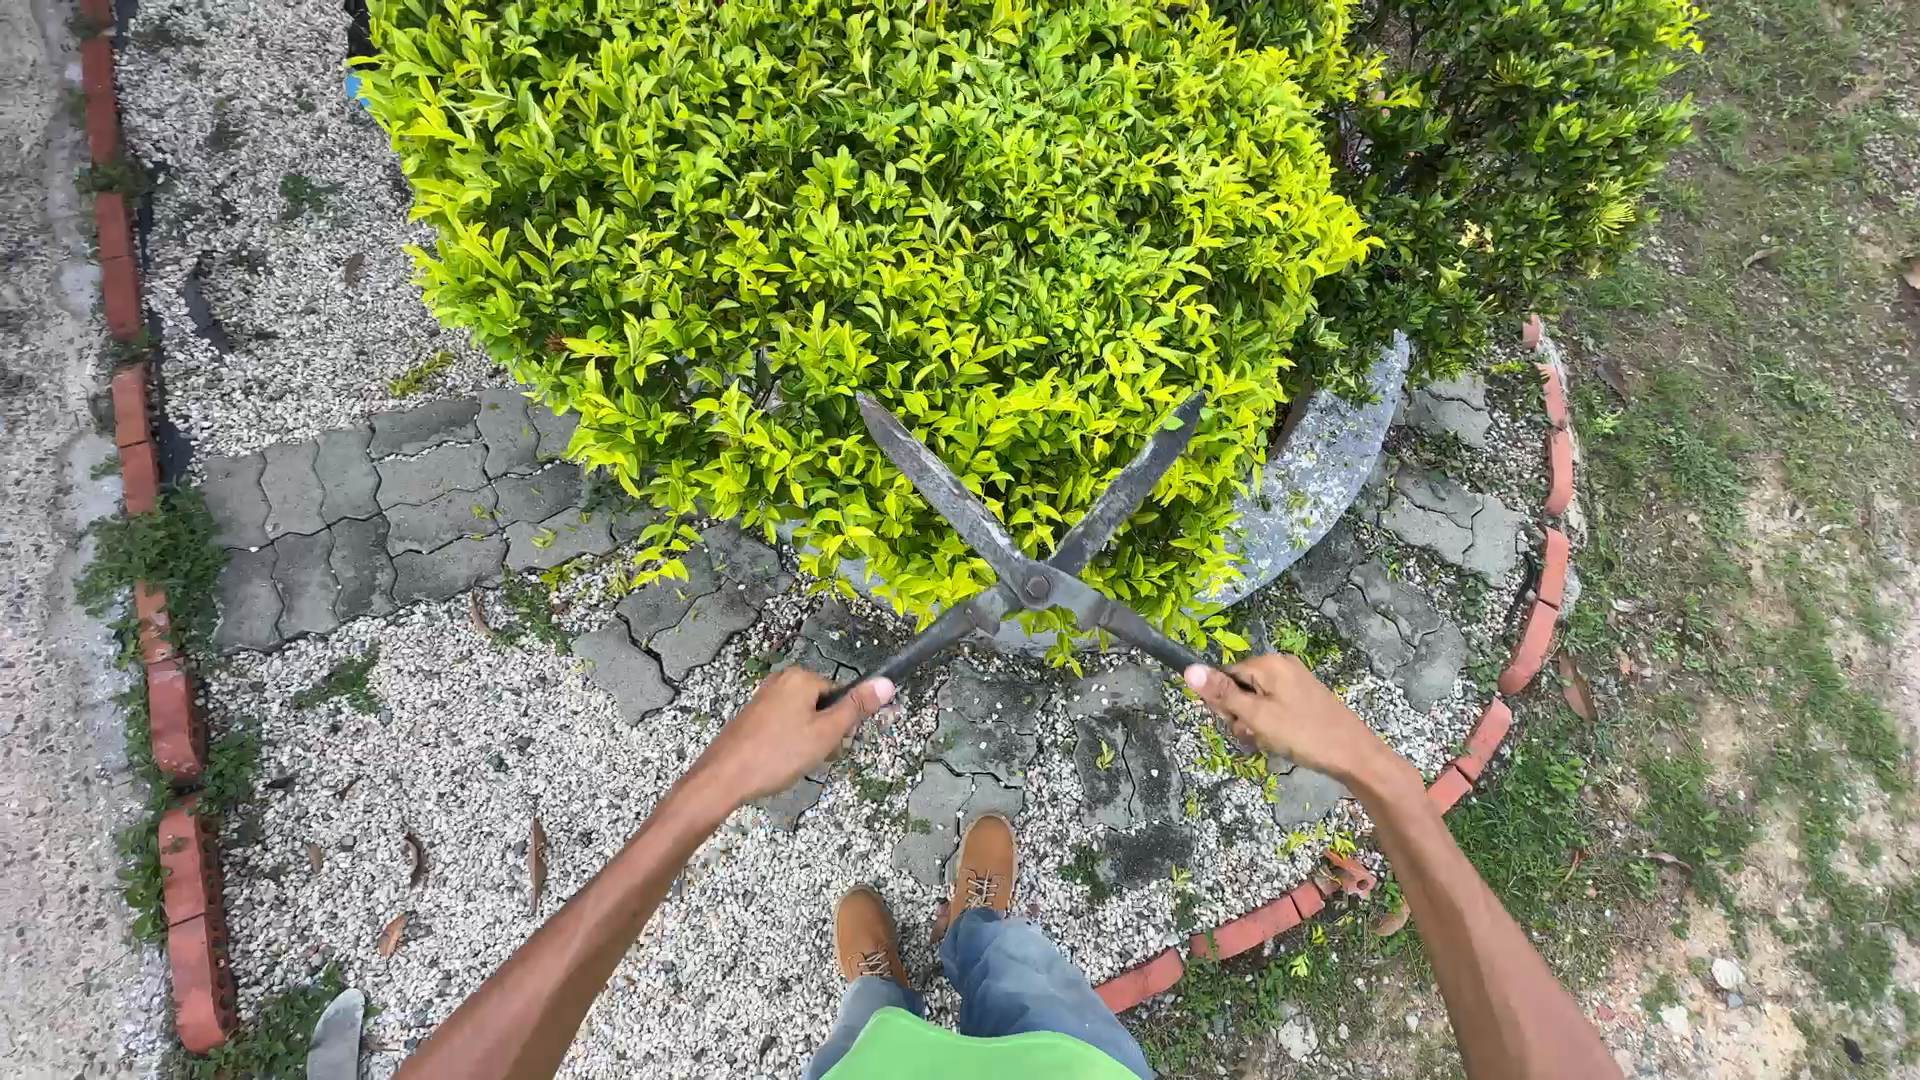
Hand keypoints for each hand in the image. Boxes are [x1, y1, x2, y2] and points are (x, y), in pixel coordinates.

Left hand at [687, 667, 894, 806]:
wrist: (722, 779)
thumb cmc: (778, 755)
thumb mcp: (825, 733)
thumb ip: (856, 708)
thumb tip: (887, 682)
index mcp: (801, 678)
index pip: (840, 695)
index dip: (843, 723)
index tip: (835, 746)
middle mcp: (782, 680)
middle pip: (822, 704)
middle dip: (825, 733)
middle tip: (815, 757)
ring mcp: (764, 698)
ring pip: (803, 717)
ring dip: (809, 740)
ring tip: (797, 763)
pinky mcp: (752, 716)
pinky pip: (784, 724)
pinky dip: (789, 742)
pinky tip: (781, 762)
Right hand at [1183, 655, 1409, 789]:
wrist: (1356, 756)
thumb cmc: (1303, 734)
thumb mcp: (1257, 716)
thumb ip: (1222, 693)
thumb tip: (1188, 669)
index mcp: (1268, 664)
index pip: (1224, 675)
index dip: (1223, 702)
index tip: (1237, 723)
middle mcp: (1280, 665)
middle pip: (1240, 686)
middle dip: (1241, 714)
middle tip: (1257, 734)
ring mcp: (1295, 680)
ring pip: (1256, 700)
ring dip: (1255, 723)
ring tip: (1271, 740)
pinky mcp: (1304, 697)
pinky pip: (1273, 706)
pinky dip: (1272, 724)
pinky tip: (1282, 740)